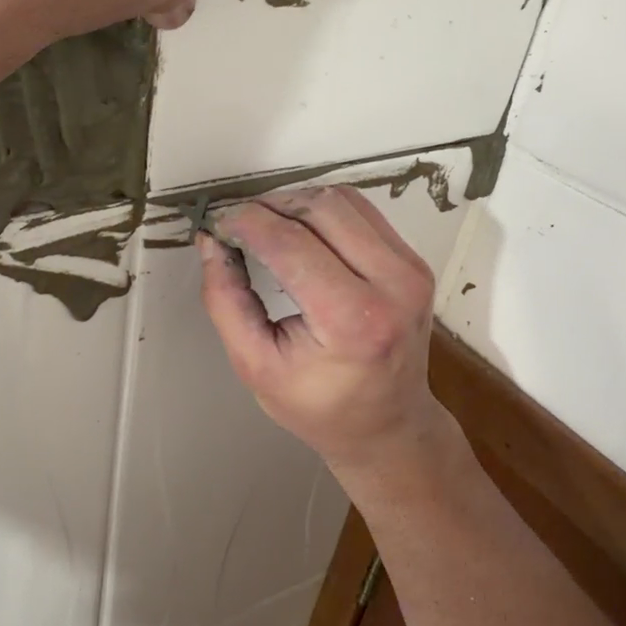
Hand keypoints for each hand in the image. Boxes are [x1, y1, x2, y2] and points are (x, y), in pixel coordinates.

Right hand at [199, 186, 453, 470]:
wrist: (388, 425)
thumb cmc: (319, 406)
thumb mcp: (255, 365)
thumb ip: (226, 301)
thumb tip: (210, 242)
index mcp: (352, 321)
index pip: (290, 243)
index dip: (246, 223)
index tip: (217, 225)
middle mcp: (392, 286)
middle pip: (320, 209)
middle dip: (268, 206)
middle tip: (236, 224)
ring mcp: (410, 269)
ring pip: (342, 200)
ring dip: (295, 202)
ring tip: (263, 224)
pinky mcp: (416, 260)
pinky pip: (362, 212)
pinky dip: (322, 210)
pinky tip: (297, 229)